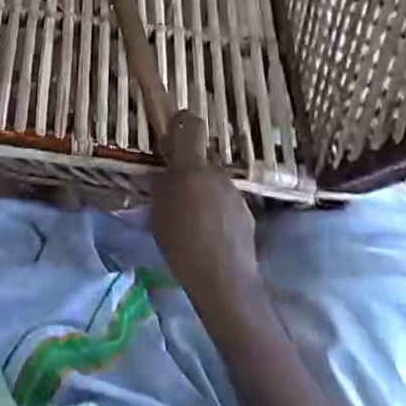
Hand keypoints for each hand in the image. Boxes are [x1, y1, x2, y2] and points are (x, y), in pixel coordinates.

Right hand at [152, 112, 260, 305]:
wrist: (223, 281)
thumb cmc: (181, 242)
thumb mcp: (159, 209)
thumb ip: (164, 184)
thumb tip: (167, 173)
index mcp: (191, 167)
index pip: (190, 126)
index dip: (181, 123)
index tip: (171, 129)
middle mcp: (217, 174)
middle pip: (202, 158)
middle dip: (188, 167)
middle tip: (173, 186)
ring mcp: (235, 195)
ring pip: (213, 182)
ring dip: (202, 190)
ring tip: (189, 216)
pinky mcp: (246, 215)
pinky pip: (224, 202)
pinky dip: (214, 210)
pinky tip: (206, 232)